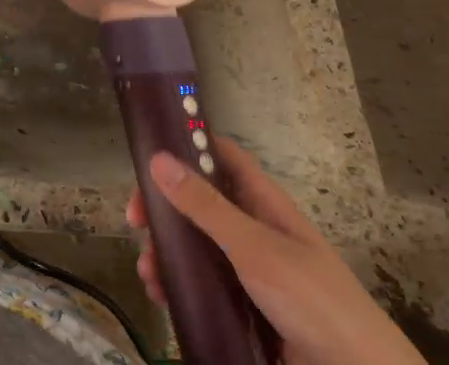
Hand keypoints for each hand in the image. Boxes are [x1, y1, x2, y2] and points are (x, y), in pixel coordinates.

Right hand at [128, 138, 423, 364]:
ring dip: (164, 253)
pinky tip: (162, 295)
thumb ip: (206, 206)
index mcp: (264, 205)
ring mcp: (248, 268)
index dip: (187, 146)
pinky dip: (176, 283)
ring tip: (149, 276)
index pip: (222, 156)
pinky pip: (200, 282)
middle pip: (197, 202)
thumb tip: (157, 157)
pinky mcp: (243, 303)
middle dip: (162, 210)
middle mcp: (254, 229)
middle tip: (135, 224)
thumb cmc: (313, 301)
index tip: (147, 156)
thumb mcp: (256, 249)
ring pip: (193, 245)